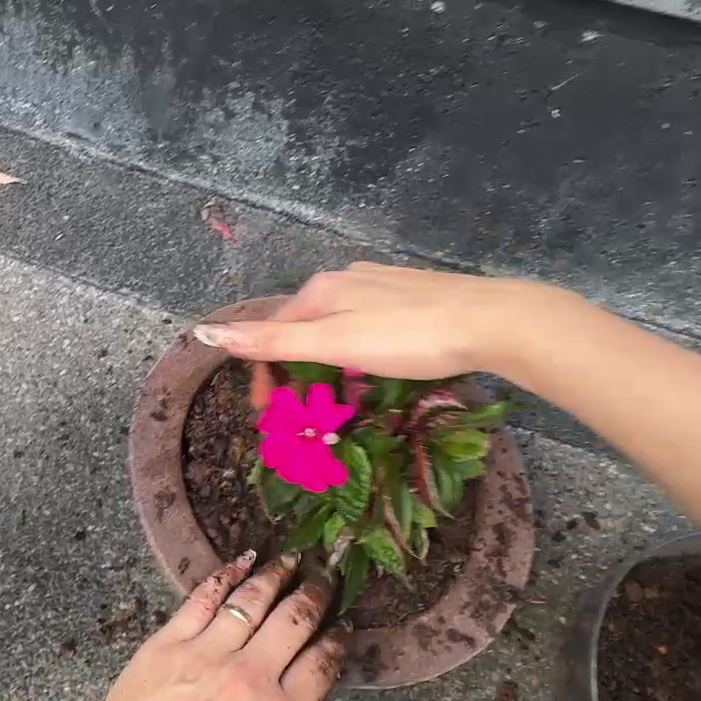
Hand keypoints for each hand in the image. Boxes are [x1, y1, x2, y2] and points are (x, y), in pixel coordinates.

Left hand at [36, 552, 379, 700]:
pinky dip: (226, 575)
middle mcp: (250, 676)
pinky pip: (202, 597)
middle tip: (325, 577)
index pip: (322, 663)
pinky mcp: (168, 642)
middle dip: (314, 595)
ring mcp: (207, 653)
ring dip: (275, 575)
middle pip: (293, 620)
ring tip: (289, 559)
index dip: (337, 640)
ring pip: (252, 600)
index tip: (344, 626)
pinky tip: (241, 561)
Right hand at [192, 264, 565, 387]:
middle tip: (306, 419)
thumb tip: (207, 332)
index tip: (270, 419)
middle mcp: (343, 281)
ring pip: (336, 332)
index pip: (272, 334)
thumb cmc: (408, 337)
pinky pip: (365, 330)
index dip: (264, 377)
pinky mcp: (409, 297)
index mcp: (319, 292)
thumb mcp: (334, 343)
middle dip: (296, 376)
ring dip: (328, 371)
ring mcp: (378, 287)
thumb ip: (273, 340)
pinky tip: (376, 374)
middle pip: (303, 332)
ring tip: (342, 405)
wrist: (493, 321)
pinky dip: (356, 358)